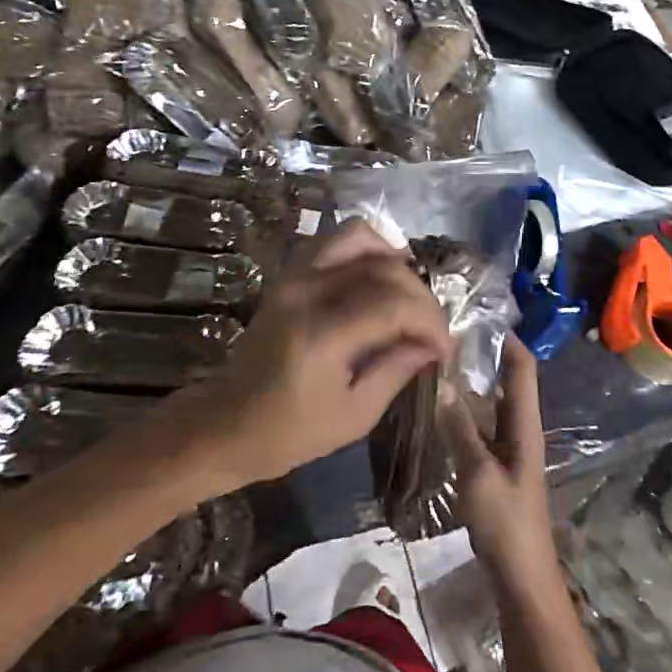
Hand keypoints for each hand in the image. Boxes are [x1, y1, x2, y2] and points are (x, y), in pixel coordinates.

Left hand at [176, 220, 451, 485]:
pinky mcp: (290, 274)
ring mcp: (294, 276)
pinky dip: (368, 250)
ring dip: (397, 264)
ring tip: (411, 299)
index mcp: (320, 335)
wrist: (226, 423)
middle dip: (422, 299)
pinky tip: (382, 279)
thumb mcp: (355, 414)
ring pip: (361, 239)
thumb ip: (398, 369)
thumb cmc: (289, 432)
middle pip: (385, 269)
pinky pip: (337, 240)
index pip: (394, 305)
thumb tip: (433, 344)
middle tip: (433, 332)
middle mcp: (306, 293)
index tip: (445, 350)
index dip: (431, 323)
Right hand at [441, 334, 557, 580]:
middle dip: (476, 362)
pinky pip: (477, 431)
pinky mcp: (494, 467)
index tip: (475, 318)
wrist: (521, 574)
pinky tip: (432, 415)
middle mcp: (518, 428)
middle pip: (501, 383)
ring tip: (428, 373)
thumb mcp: (478, 472)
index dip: (506, 340)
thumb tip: (443, 380)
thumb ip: (460, 428)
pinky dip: (458, 418)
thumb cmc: (506, 521)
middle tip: (437, 345)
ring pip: (485, 408)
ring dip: (463, 391)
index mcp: (524, 424)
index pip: (522, 368)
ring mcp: (506, 449)